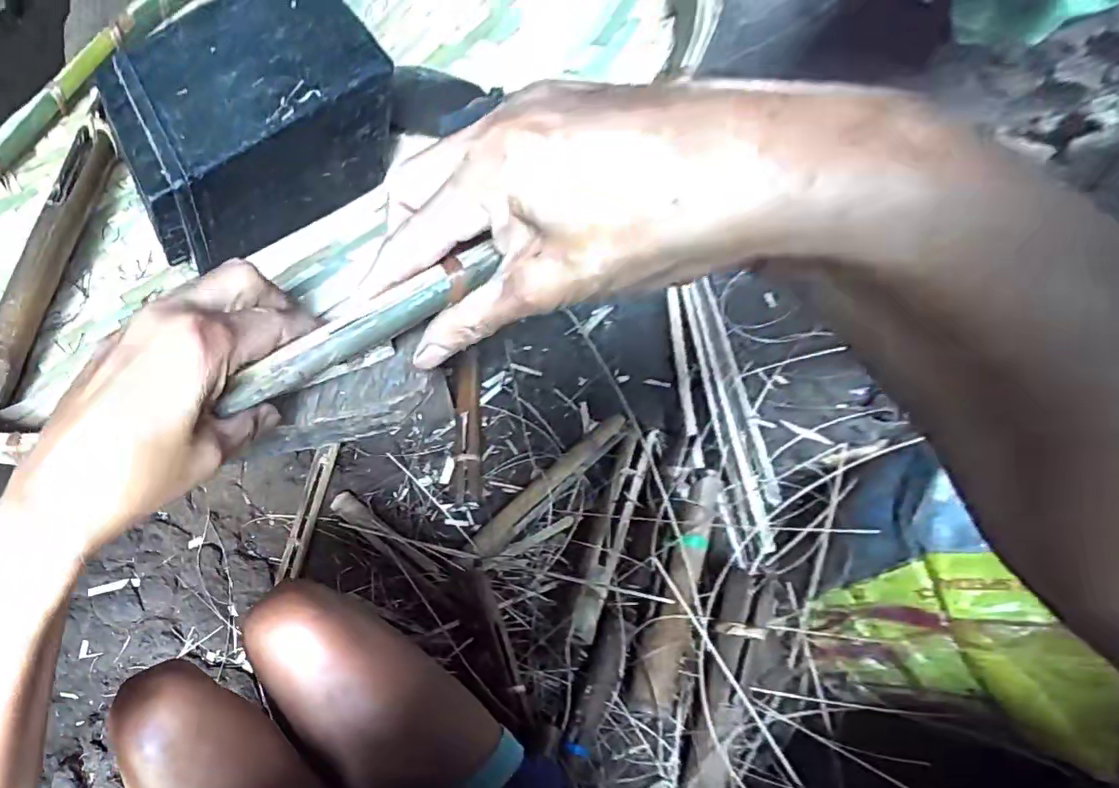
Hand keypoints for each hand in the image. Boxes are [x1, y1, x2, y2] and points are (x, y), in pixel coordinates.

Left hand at [0, 261, 316, 555]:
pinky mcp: (120, 336)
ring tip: (255, 351)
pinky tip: (210, 362)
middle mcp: (170, 316)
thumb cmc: (136, 478)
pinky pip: (175, 309)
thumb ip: (247, 423)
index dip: (302, 332)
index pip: (269, 323)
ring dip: (238, 307)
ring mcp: (140, 321)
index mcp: (200, 343)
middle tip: (292, 337)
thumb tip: (268, 409)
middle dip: (275, 300)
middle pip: (240, 279)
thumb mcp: (206, 455)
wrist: (58, 488)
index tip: (321, 342)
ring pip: (205, 288)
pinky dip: (205, 320)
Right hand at [362, 79, 941, 368]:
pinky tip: (504, 230)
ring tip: (463, 272)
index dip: (379, 286)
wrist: (763, 165)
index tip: (355, 320)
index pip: (409, 238)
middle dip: (403, 248)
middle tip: (416, 301)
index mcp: (488, 165)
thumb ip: (476, 316)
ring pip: (450, 167)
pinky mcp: (561, 105)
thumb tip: (424, 350)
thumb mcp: (552, 284)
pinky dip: (478, 197)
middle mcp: (497, 122)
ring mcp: (531, 105)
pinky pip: (490, 152)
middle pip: (413, 189)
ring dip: (441, 221)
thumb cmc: (654, 227)